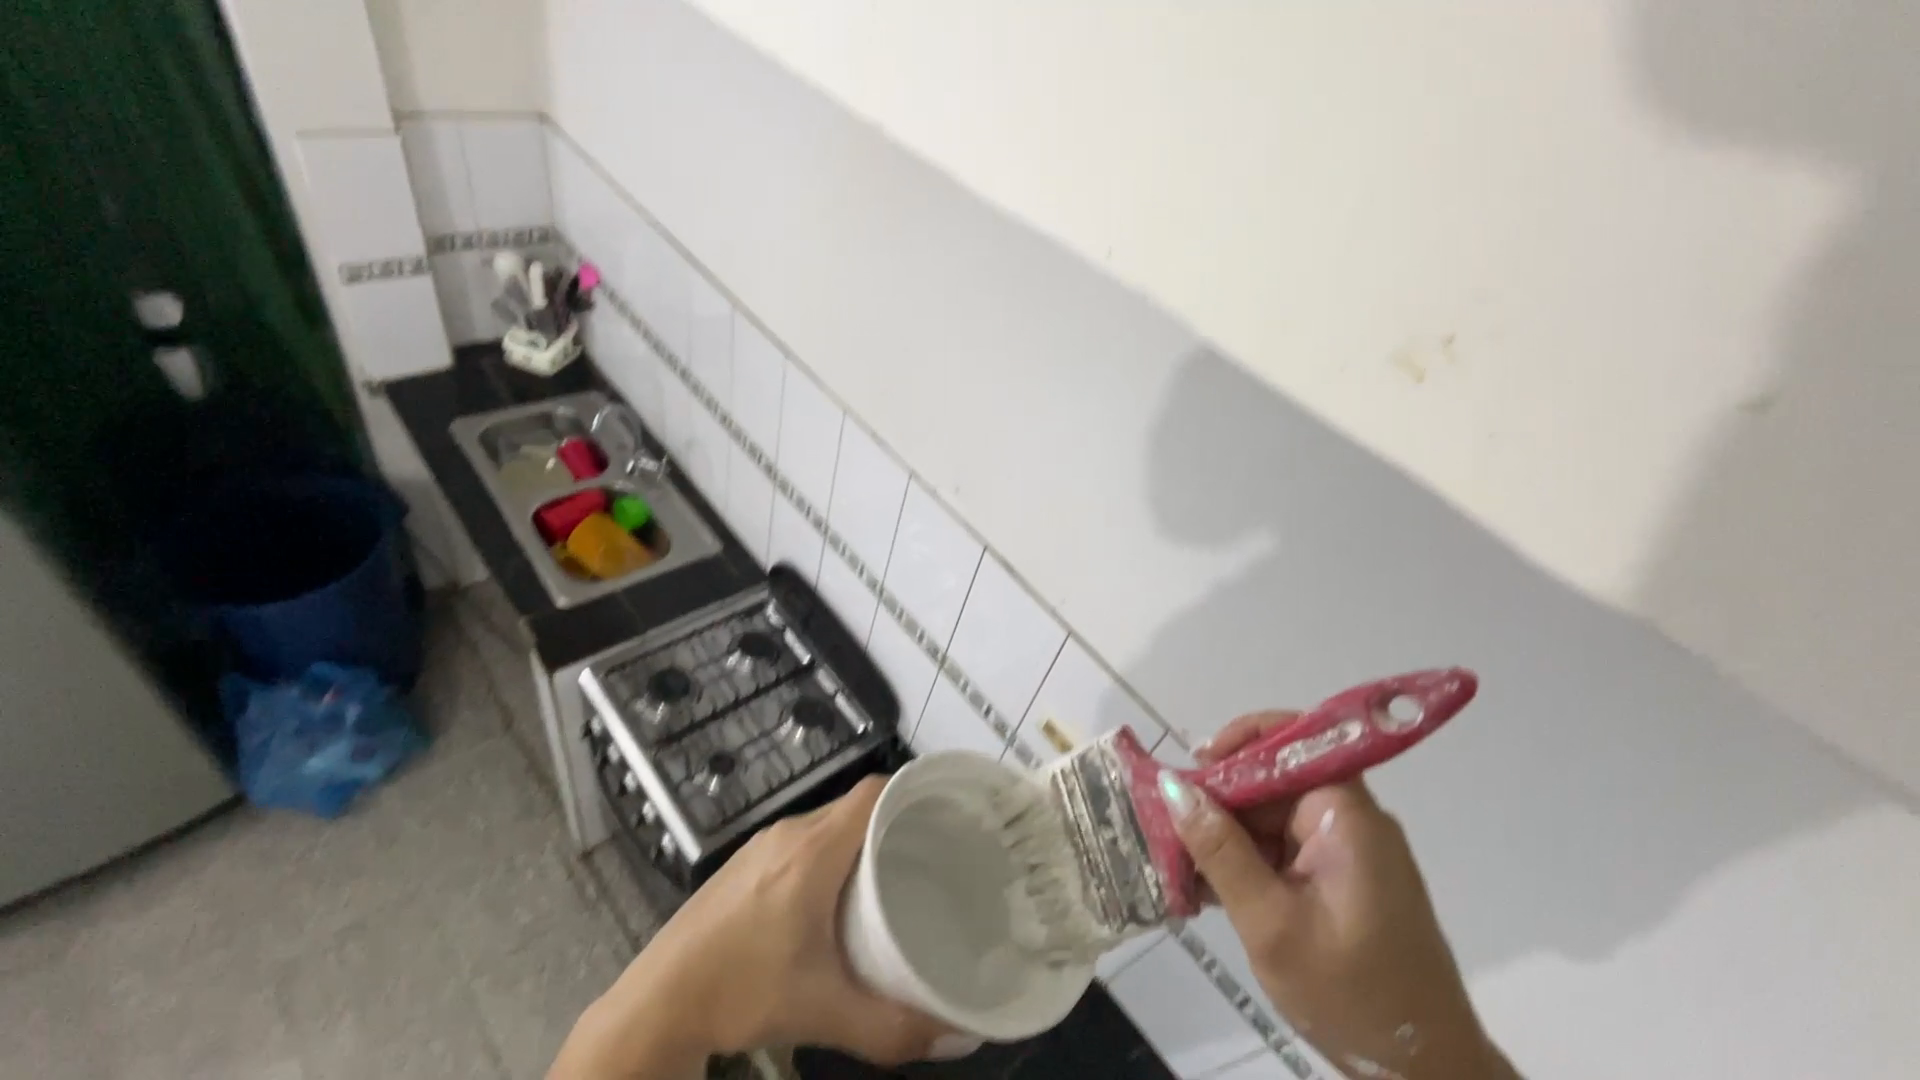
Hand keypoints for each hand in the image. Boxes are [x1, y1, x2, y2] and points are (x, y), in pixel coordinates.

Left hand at [550, 777, 960, 1078]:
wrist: (655, 1004)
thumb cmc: (740, 991)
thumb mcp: (824, 1011)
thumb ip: (895, 1027)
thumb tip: (963, 1038)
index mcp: (812, 851)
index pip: (874, 791)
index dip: (913, 793)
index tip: (947, 817)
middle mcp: (787, 834)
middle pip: (855, 805)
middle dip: (896, 822)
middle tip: (932, 854)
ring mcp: (760, 846)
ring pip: (828, 822)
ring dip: (863, 839)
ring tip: (895, 874)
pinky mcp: (743, 864)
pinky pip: (803, 839)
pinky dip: (833, 852)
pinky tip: (840, 894)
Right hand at [1159, 712, 1517, 1079]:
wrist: (1422, 1071)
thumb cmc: (1349, 993)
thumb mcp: (1269, 922)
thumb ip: (1220, 849)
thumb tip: (1173, 785)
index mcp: (1346, 817)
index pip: (1292, 744)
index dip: (1237, 745)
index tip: (1187, 773)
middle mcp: (1351, 820)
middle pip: (1274, 781)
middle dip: (1218, 800)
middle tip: (1166, 831)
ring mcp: (1348, 851)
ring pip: (1272, 818)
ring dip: (1225, 837)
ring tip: (1176, 865)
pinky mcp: (1341, 880)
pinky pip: (1284, 850)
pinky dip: (1246, 863)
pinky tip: (1206, 889)